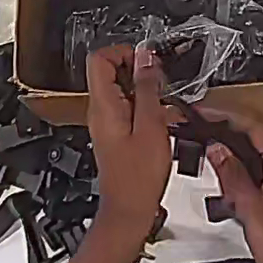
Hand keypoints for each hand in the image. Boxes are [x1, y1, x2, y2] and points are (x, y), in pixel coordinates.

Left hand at [85, 46, 172, 233]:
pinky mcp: (115, 131)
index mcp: (104, 105)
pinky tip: (161, 119)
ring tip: (163, 102)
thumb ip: (148, 88)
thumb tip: (146, 57)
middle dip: (138, 69)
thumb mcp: (152, 125)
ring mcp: (106, 121)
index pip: (100, 58)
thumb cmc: (138, 176)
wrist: (129, 209)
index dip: (124, 52)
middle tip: (159, 82)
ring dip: (144, 88)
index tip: (147, 61)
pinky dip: (145, 104)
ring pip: (121, 87)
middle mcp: (100, 110)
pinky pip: (127, 105)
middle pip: (110, 70)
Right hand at [204, 108, 262, 262]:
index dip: (225, 112)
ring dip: (230, 144)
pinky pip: (257, 166)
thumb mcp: (255, 214)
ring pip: (255, 149)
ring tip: (205, 143)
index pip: (253, 123)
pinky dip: (237, 164)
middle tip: (199, 121)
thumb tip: (217, 149)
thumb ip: (234, 178)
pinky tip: (222, 174)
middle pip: (254, 131)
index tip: (202, 109)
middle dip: (225, 123)